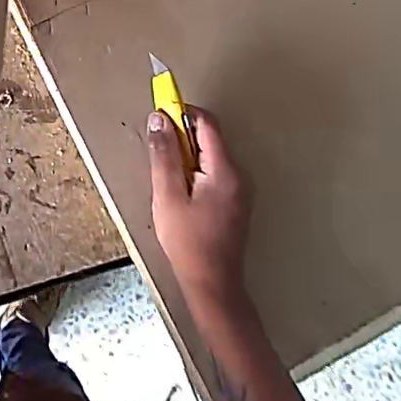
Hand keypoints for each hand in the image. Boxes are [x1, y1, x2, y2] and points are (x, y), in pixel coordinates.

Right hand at [147, 104, 249, 306]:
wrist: (213, 287)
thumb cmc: (188, 243)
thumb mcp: (168, 196)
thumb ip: (164, 154)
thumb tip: (160, 118)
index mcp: (225, 169)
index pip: (206, 123)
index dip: (183, 112)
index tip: (162, 113)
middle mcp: (238, 174)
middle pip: (210, 138)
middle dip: (183, 138)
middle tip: (160, 152)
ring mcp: (240, 189)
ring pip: (211, 156)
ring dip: (188, 157)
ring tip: (169, 180)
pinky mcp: (236, 202)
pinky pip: (215, 172)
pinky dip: (197, 172)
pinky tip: (182, 194)